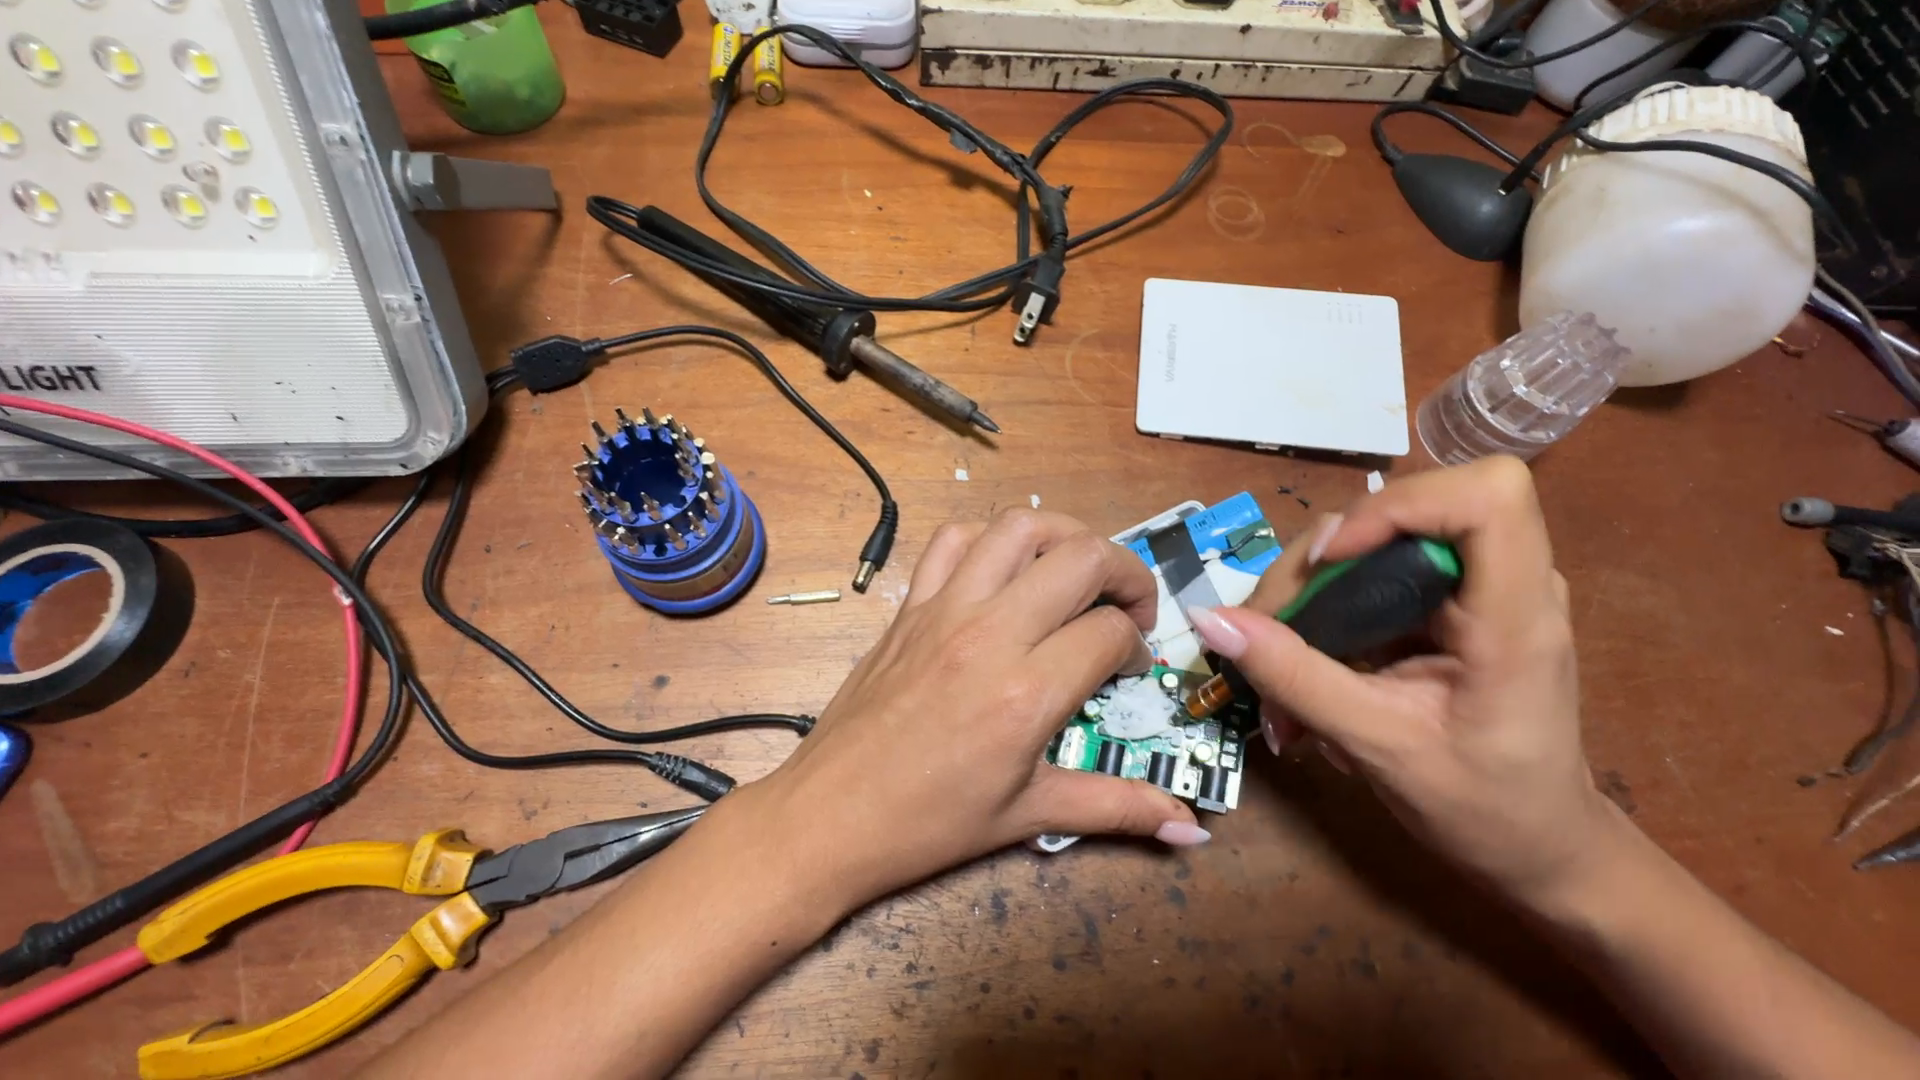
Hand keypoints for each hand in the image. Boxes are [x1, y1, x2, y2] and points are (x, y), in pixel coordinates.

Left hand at [746, 510, 1206, 909]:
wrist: (830, 816)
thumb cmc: (930, 824)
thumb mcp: (1029, 816)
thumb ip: (1117, 807)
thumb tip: (1192, 828)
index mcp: (1027, 692)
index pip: (1111, 631)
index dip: (1135, 646)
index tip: (1128, 670)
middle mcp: (990, 633)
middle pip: (1082, 557)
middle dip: (1126, 573)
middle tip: (1128, 609)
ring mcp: (944, 610)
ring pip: (1019, 528)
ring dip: (1064, 537)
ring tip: (1076, 574)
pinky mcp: (910, 606)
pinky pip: (953, 541)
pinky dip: (990, 541)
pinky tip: (1004, 574)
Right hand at [1185, 457, 1620, 908]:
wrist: (1537, 848)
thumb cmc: (1482, 808)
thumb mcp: (1378, 745)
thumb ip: (1294, 677)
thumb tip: (1209, 620)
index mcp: (1515, 616)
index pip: (1485, 497)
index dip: (1400, 507)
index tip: (1334, 562)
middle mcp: (1500, 583)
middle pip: (1395, 517)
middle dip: (1313, 568)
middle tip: (1263, 635)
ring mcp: (1470, 591)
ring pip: (1367, 547)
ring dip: (1304, 599)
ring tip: (1274, 669)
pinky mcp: (1441, 608)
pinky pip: (1364, 582)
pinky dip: (1320, 619)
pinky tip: (1302, 671)